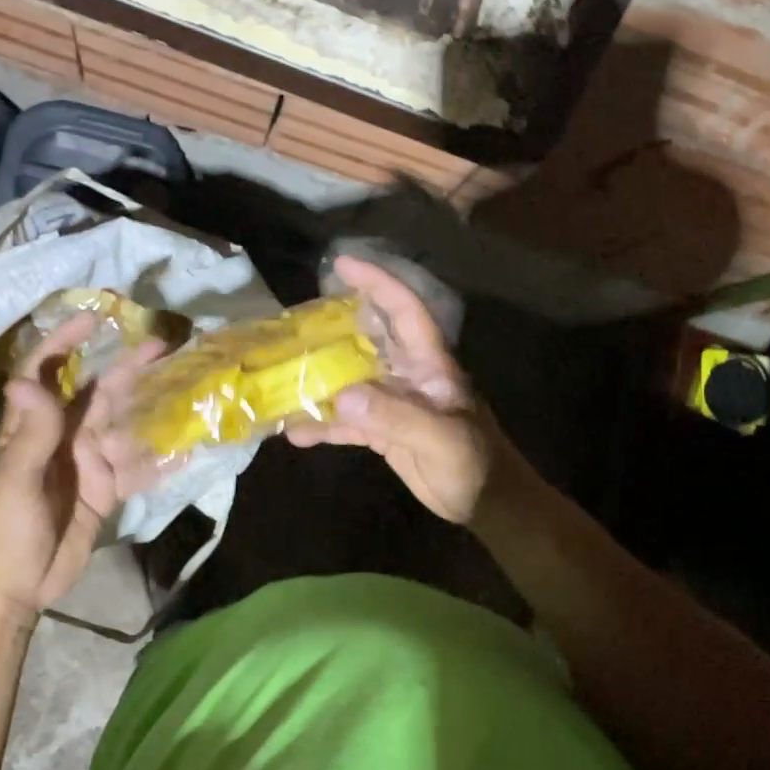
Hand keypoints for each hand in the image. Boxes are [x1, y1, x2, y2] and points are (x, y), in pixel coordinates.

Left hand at [0, 313, 165, 616]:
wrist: (15, 589)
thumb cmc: (3, 531)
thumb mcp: (14, 480)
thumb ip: (30, 432)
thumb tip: (28, 379)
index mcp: (30, 428)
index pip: (44, 373)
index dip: (62, 344)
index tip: (92, 321)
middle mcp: (61, 438)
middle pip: (96, 394)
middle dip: (125, 370)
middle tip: (161, 347)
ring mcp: (85, 464)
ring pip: (122, 426)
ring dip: (148, 409)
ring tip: (183, 388)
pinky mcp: (104, 491)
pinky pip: (136, 468)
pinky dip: (158, 458)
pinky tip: (185, 446)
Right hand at [286, 256, 519, 525]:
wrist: (488, 506)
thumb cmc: (475, 466)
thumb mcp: (441, 441)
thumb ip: (395, 417)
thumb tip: (343, 395)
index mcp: (430, 365)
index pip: (405, 310)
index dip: (378, 283)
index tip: (342, 264)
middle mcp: (409, 376)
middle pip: (369, 339)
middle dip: (335, 325)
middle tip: (294, 319)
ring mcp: (395, 403)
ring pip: (351, 380)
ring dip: (319, 381)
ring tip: (280, 378)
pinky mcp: (385, 431)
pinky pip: (348, 421)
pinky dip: (323, 425)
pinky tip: (295, 433)